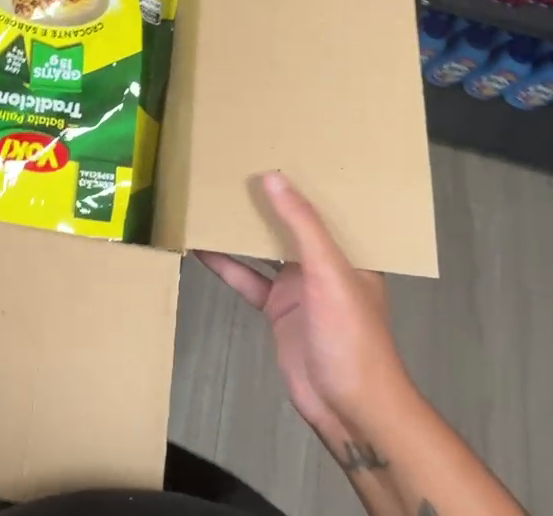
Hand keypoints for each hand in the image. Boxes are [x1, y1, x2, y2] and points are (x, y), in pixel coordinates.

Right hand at [195, 172, 413, 436]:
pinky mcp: (277, 309)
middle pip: (291, 223)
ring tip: (211, 199)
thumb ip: (301, 225)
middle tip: (234, 164)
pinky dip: (226, 265)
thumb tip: (272, 177)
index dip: (305, 177)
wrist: (347, 408)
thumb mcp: (329, 273)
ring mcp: (299, 286)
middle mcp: (324, 263)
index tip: (276, 145)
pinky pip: (248, 279)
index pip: (327, 204)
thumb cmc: (351, 336)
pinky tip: (201, 248)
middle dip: (267, 199)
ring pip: (265, 249)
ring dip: (242, 230)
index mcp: (350, 250)